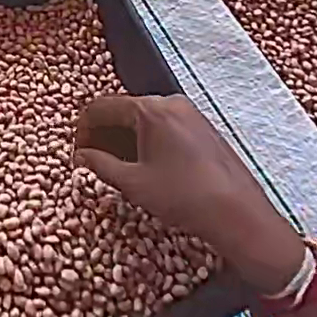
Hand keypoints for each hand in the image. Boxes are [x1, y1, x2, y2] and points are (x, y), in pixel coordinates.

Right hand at [74, 95, 302, 291]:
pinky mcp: (202, 127)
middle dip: (104, 135)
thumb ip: (100, 165)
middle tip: (92, 162)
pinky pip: (164, 126)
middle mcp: (170, 102)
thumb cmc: (183, 196)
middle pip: (123, 110)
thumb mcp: (134, 183)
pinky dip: (147, 141)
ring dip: (124, 139)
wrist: (239, 214)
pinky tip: (145, 166)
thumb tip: (81, 157)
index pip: (101, 107)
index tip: (77, 153)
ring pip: (144, 119)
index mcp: (150, 109)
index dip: (83, 130)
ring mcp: (190, 113)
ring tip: (116, 168)